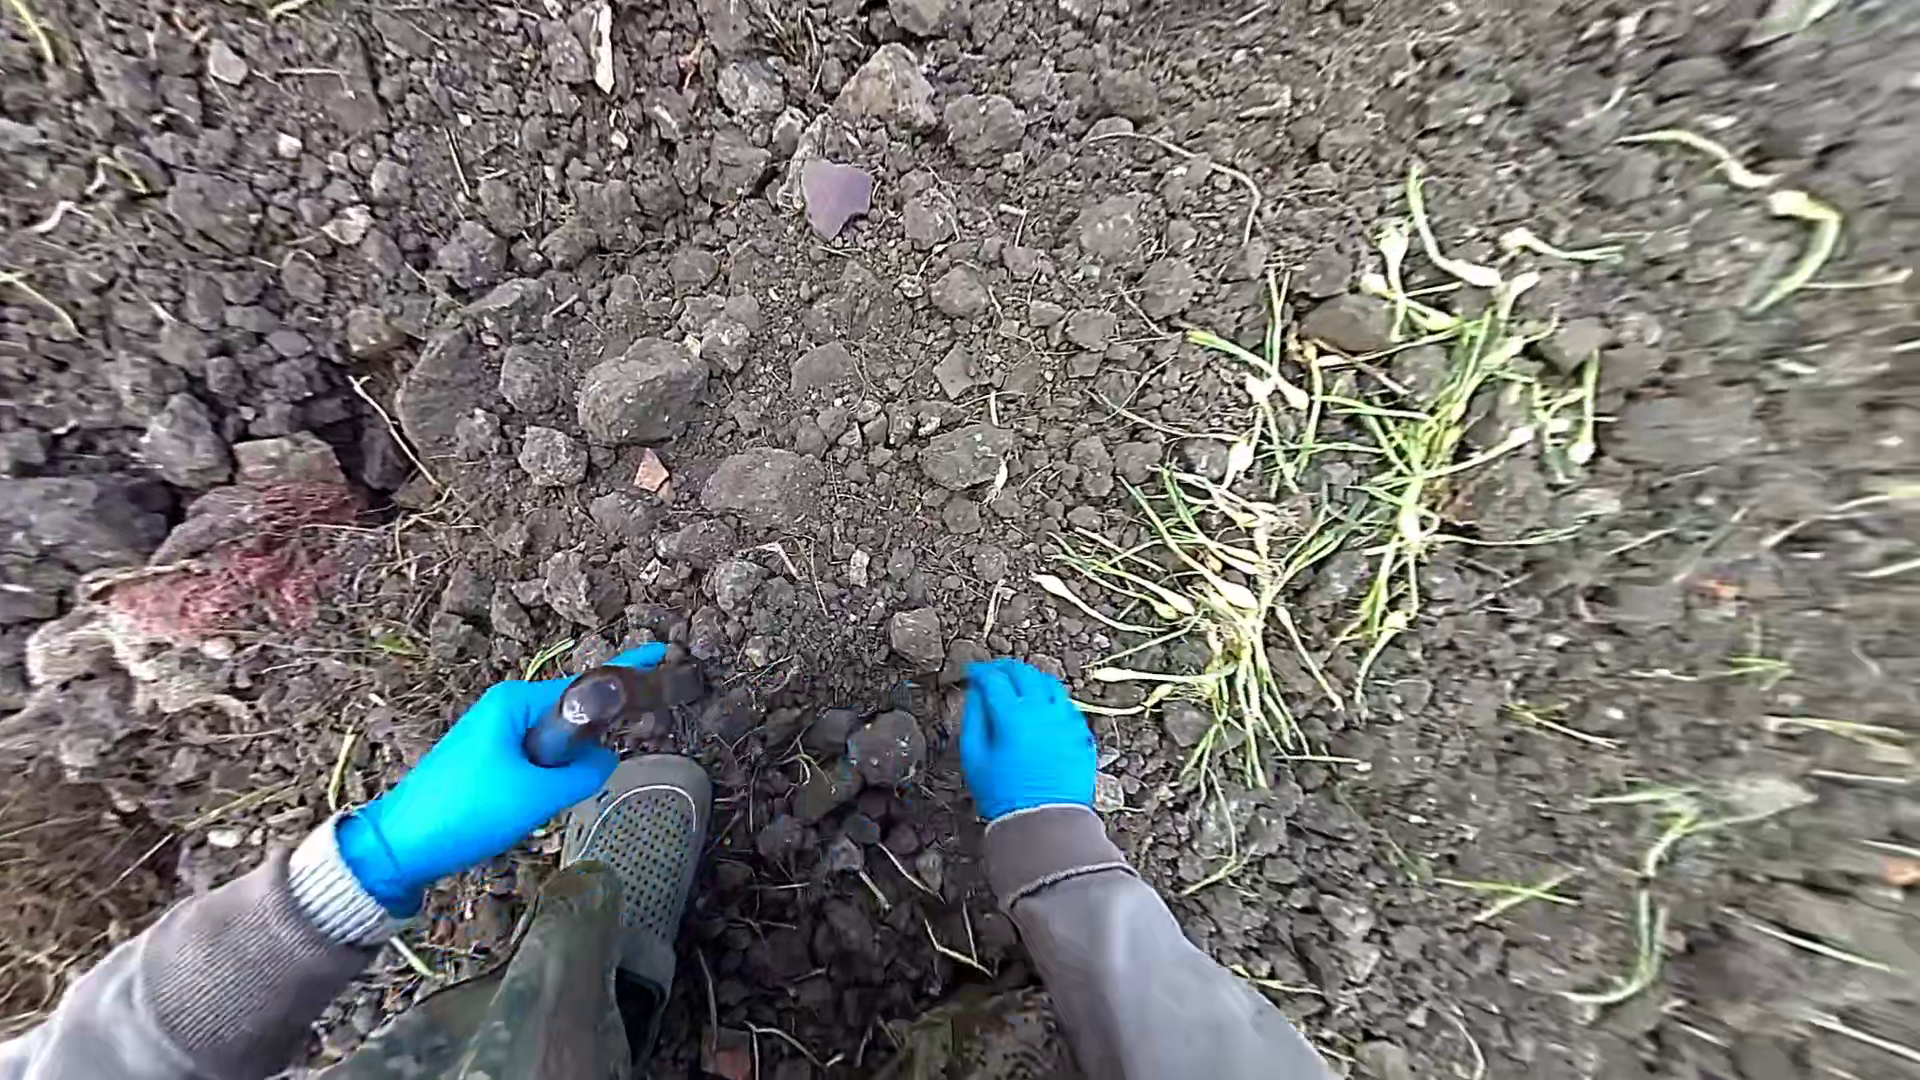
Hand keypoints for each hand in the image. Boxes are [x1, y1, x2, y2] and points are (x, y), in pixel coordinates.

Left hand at [337, 644, 667, 912]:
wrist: (391, 853)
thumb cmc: (464, 812)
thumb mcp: (537, 796)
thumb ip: (587, 772)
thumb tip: (607, 758)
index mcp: (517, 701)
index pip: (587, 681)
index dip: (628, 668)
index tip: (662, 653)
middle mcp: (509, 706)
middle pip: (575, 711)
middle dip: (592, 737)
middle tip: (608, 757)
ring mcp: (498, 729)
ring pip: (559, 737)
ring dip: (568, 762)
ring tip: (554, 795)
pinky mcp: (492, 753)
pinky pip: (541, 752)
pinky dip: (552, 770)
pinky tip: (546, 796)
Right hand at [959, 659, 1096, 820]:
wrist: (1045, 824)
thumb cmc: (1005, 796)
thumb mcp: (975, 758)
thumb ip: (974, 719)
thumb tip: (977, 693)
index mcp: (1013, 715)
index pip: (994, 679)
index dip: (980, 672)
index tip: (972, 673)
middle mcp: (1042, 711)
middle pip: (1023, 673)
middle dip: (1004, 668)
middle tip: (993, 672)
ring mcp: (1066, 720)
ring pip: (1049, 682)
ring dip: (1030, 677)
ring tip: (1018, 684)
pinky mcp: (1081, 734)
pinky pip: (1065, 704)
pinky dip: (1050, 697)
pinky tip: (1041, 706)